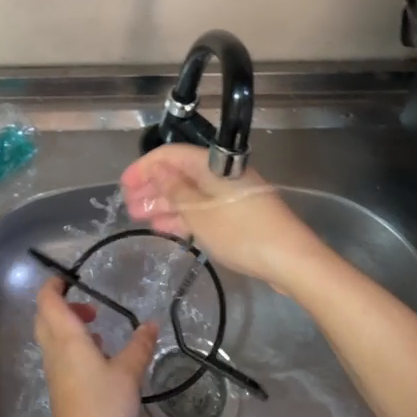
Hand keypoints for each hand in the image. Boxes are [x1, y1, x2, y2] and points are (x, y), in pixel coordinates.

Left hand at [33, 277, 157, 416]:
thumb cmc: (104, 405)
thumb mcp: (129, 373)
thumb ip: (140, 346)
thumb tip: (151, 324)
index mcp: (66, 337)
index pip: (47, 299)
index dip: (54, 284)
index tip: (70, 278)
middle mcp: (54, 348)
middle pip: (46, 315)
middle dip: (64, 304)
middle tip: (91, 308)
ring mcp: (53, 368)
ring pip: (52, 335)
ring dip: (70, 326)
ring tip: (99, 331)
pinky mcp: (58, 384)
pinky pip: (59, 352)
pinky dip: (73, 344)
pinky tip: (99, 357)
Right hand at [119, 143, 330, 293]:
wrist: (292, 261)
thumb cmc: (241, 233)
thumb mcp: (199, 213)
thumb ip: (174, 190)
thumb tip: (158, 171)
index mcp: (211, 166)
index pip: (170, 156)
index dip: (144, 167)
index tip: (124, 184)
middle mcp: (220, 176)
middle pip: (179, 174)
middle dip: (152, 187)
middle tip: (129, 204)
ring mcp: (230, 197)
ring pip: (190, 194)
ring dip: (164, 204)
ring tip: (140, 218)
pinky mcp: (237, 217)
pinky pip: (202, 210)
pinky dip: (183, 217)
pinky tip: (166, 228)